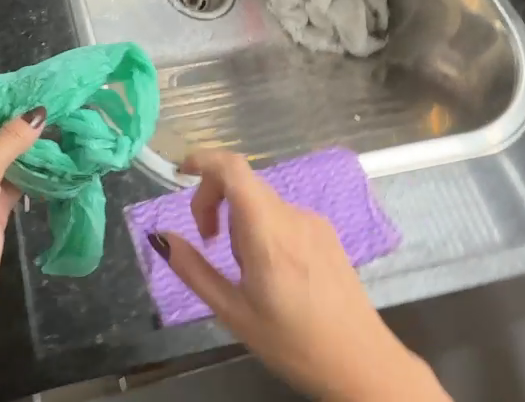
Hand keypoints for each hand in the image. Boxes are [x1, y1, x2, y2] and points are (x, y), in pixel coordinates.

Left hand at [0, 93, 43, 328]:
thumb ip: (8, 140)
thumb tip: (39, 111)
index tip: (9, 85)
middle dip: (8, 114)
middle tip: (44, 98)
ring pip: (1, 153)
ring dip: (24, 141)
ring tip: (57, 121)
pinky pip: (15, 179)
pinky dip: (33, 170)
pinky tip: (58, 158)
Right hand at [147, 151, 448, 401]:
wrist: (364, 366)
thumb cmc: (293, 344)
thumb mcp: (233, 313)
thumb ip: (193, 269)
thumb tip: (160, 236)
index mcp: (267, 232)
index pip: (232, 169)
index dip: (202, 159)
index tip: (180, 172)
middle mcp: (292, 216)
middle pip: (241, 184)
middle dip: (214, 203)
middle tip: (207, 242)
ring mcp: (313, 221)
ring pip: (260, 202)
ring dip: (239, 222)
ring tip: (245, 272)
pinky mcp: (326, 232)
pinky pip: (282, 215)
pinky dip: (262, 229)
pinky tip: (272, 273)